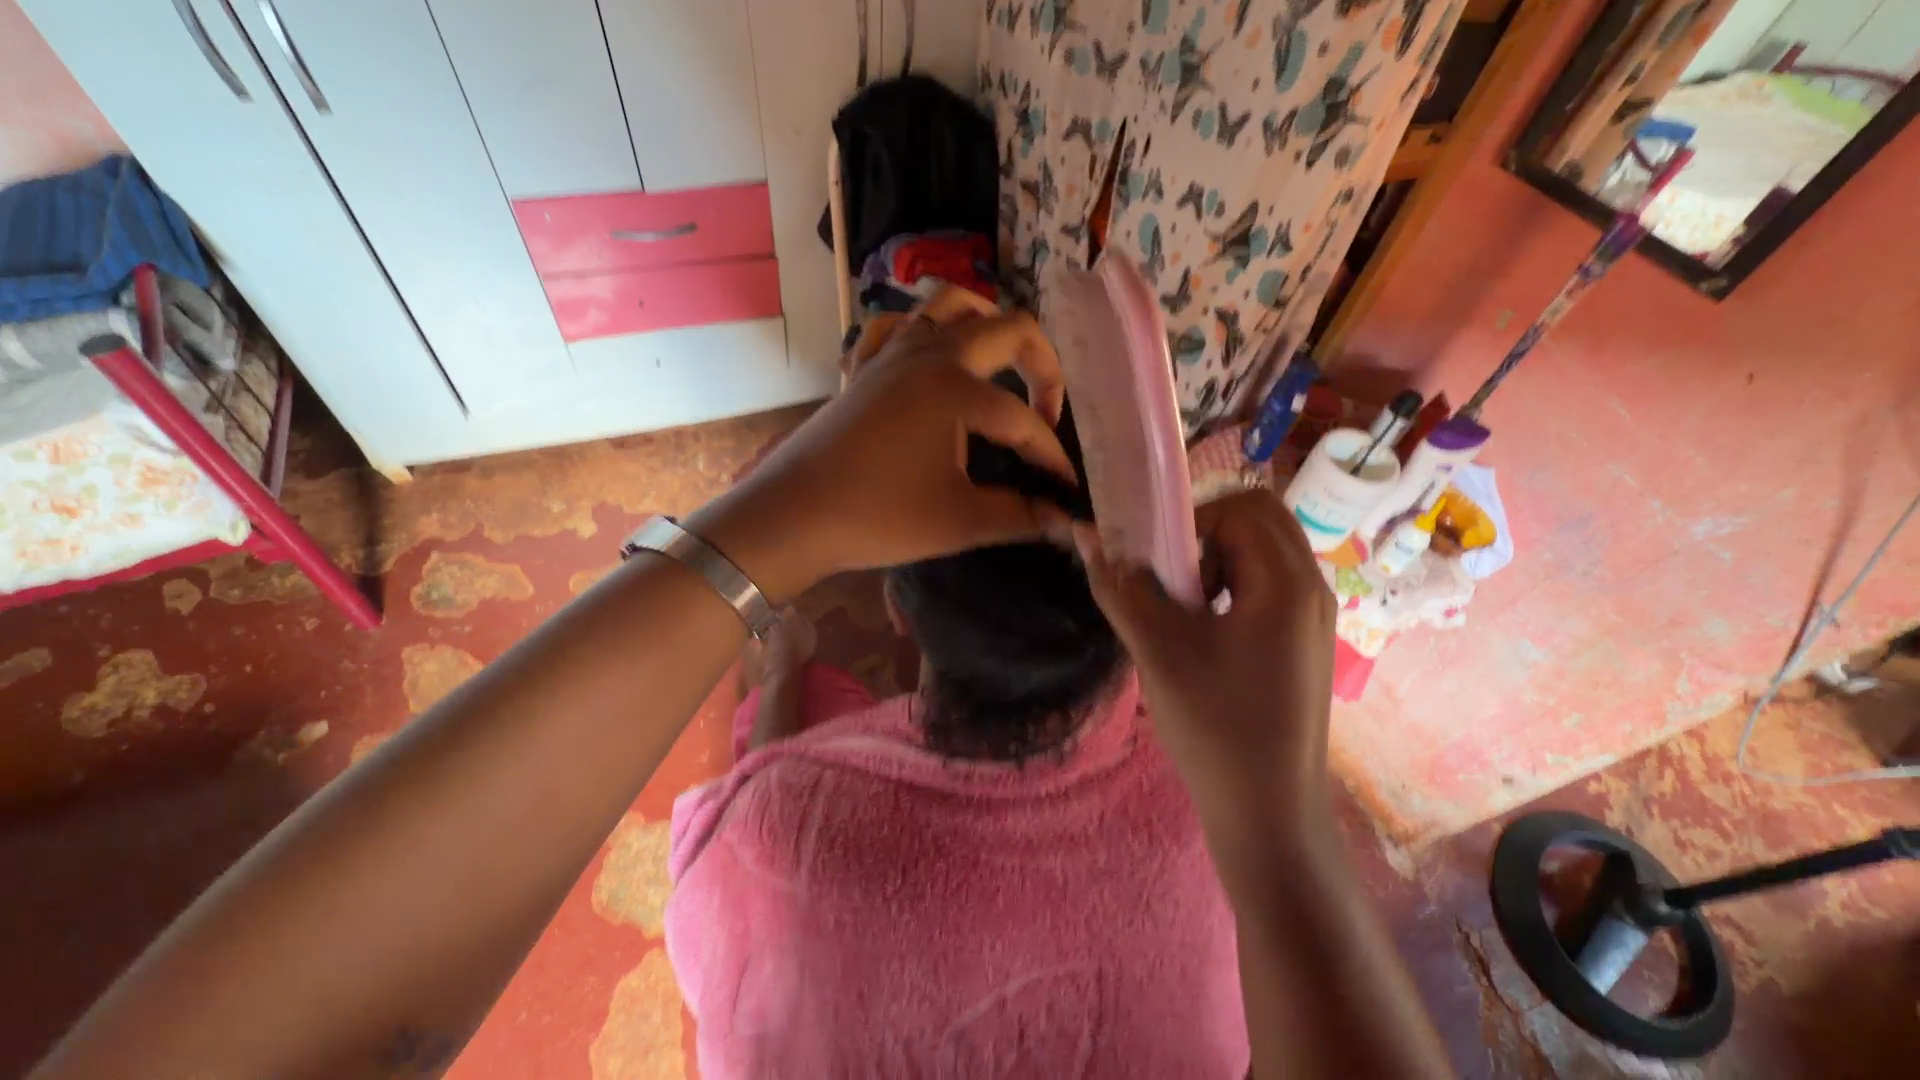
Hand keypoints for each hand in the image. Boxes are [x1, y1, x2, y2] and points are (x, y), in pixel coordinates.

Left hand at [691, 288, 1072, 602]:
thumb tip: (1063, 520)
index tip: (1067, 489)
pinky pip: (898, 325)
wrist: (792, 515)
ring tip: (1002, 364)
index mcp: (957, 388)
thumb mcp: (958, 521)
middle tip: (1046, 412)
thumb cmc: (877, 518)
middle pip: (1008, 328)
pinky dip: (923, 330)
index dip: (1051, 454)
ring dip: (988, 324)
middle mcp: (930, 354)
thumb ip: (1019, 515)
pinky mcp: (863, 365)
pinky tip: (930, 360)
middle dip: (1042, 365)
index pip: (1023, 419)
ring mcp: (892, 352)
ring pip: (951, 305)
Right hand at [1079, 491, 1336, 838]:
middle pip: (1261, 520)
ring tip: (1187, 615)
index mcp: (1286, 583)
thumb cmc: (1215, 727)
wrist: (1269, 812)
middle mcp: (1313, 588)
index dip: (1190, 525)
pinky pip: (1272, 587)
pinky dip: (1236, 590)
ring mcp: (1316, 618)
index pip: (1240, 507)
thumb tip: (1085, 533)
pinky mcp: (1308, 643)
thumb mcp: (1158, 651)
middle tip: (1175, 584)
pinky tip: (1208, 640)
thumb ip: (1121, 586)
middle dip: (1208, 537)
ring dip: (1220, 564)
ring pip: (1266, 553)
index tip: (1159, 571)